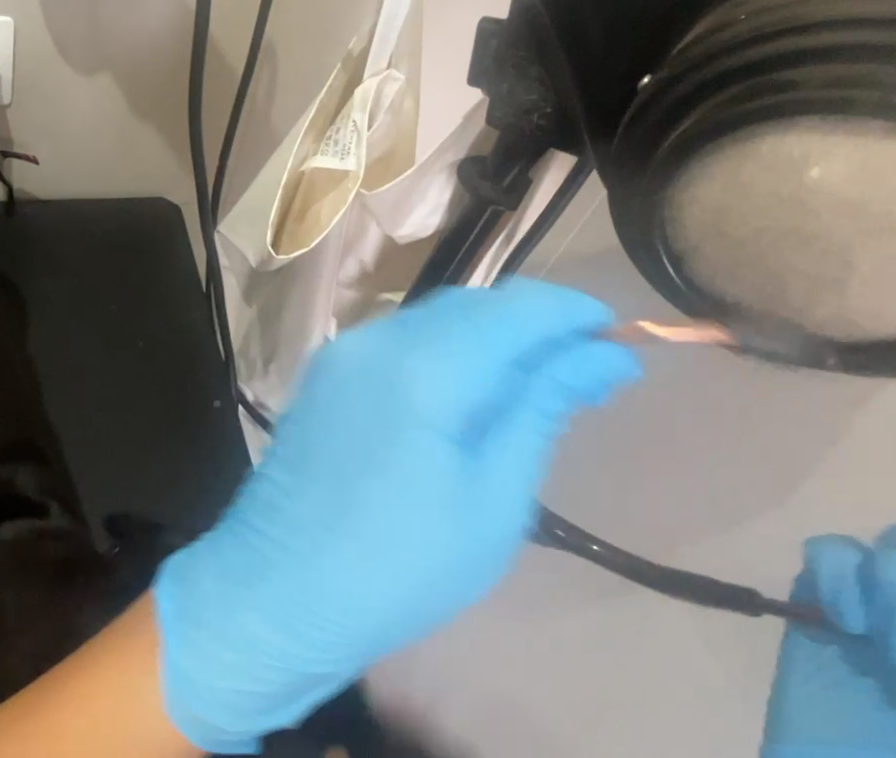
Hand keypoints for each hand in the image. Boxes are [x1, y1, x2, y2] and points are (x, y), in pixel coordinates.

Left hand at [152, 279, 641, 752]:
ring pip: (431, 319)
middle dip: (531, 325)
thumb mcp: (491, 498)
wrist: (278, 590)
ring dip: (487, 338)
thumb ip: (540, 410)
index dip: (572, 314)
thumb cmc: (399, 564)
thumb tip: (605, 356)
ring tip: (531, 390)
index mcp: (420, 365)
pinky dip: (443, 353)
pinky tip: (466, 396)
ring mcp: (340, 353)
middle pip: (471, 305)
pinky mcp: (324, 375)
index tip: (617, 342)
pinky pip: (397, 342)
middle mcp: (374, 339)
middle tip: (583, 375)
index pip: (514, 308)